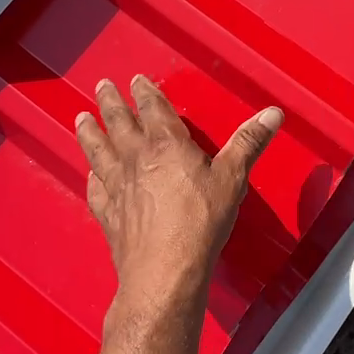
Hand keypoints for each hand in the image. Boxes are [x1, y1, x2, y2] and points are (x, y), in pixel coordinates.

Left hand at [75, 76, 282, 309]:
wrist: (164, 274)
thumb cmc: (200, 222)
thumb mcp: (232, 178)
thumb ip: (249, 143)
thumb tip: (272, 113)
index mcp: (167, 145)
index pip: (153, 109)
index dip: (145, 92)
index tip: (137, 79)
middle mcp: (137, 160)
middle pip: (119, 124)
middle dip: (110, 103)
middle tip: (101, 85)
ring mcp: (119, 188)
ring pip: (99, 152)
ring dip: (90, 133)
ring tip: (81, 118)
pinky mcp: (109, 215)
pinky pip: (96, 189)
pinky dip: (92, 176)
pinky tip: (90, 173)